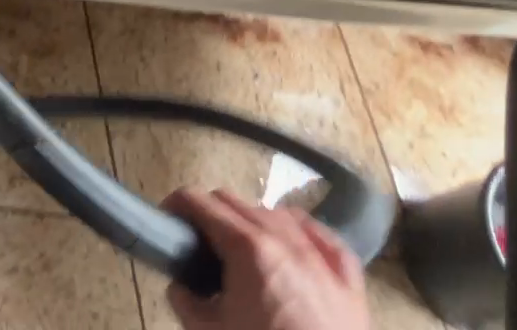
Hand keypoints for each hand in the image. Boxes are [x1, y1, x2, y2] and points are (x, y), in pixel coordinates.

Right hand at [164, 189, 369, 329]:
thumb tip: (182, 287)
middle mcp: (283, 241)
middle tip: (197, 239)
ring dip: (250, 219)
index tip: (167, 221)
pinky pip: (322, 236)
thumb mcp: (205, 329)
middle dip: (207, 211)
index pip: (198, 201)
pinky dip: (299, 231)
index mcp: (246, 248)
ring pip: (275, 213)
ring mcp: (320, 260)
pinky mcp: (349, 283)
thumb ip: (184, 298)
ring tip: (241, 246)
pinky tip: (290, 240)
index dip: (175, 205)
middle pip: (232, 201)